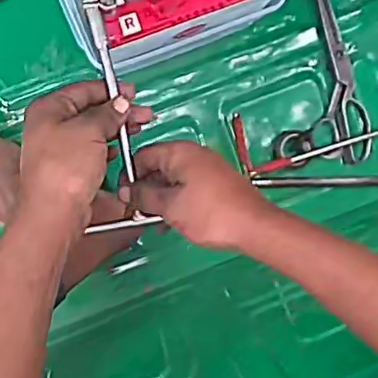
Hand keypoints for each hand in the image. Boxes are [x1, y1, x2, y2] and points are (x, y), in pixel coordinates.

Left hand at [17, 80, 152, 225]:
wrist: (55, 212)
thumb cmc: (64, 169)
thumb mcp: (90, 130)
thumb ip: (108, 113)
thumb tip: (119, 103)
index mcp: (48, 108)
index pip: (83, 89)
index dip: (109, 90)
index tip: (131, 92)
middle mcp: (49, 126)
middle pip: (88, 110)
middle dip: (117, 111)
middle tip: (141, 114)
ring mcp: (57, 149)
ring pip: (91, 131)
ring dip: (114, 129)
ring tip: (135, 130)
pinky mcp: (67, 168)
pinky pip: (90, 151)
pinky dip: (106, 148)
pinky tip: (118, 150)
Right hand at [127, 141, 280, 250]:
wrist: (253, 226)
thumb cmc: (210, 213)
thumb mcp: (169, 206)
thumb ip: (143, 196)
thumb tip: (126, 191)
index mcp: (179, 152)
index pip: (142, 155)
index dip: (129, 175)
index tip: (124, 197)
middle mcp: (193, 154)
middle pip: (158, 166)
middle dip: (145, 188)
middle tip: (138, 212)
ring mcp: (206, 167)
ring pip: (173, 178)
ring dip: (161, 198)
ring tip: (156, 221)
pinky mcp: (216, 182)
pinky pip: (188, 186)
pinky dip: (177, 200)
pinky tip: (174, 220)